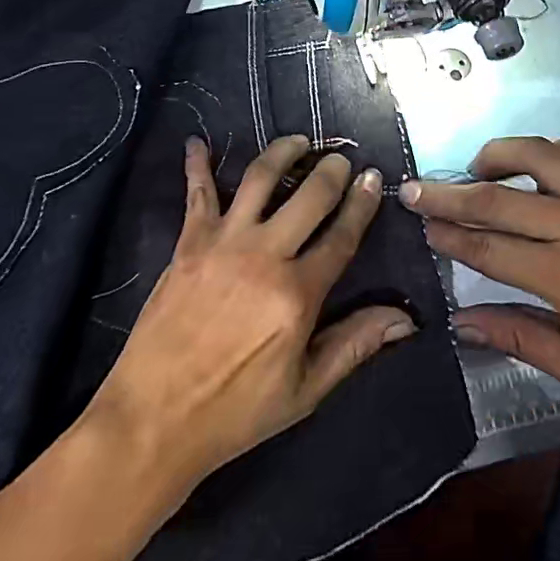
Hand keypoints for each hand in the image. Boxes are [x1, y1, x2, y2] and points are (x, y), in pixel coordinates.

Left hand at [85, 134, 416, 492]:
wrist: (153, 419)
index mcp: (297, 294)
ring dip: (283, 152)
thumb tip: (405, 318)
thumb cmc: (235, 411)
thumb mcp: (305, 389)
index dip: (362, 204)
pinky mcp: (187, 244)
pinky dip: (197, 165)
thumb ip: (354, 344)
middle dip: (331, 171)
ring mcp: (222, 244)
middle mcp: (264, 256)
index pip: (342, 236)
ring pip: (260, 179)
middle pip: (309, 197)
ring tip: (297, 141)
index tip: (374, 177)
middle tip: (341, 159)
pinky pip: (196, 194)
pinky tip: (197, 143)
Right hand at [402, 134, 559, 436]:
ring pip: (537, 153)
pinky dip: (552, 149)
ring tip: (477, 169)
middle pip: (497, 196)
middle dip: (448, 193)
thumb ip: (520, 338)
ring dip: (498, 155)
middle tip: (415, 189)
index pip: (487, 248)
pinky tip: (543, 168)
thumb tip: (463, 323)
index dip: (447, 236)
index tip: (420, 225)